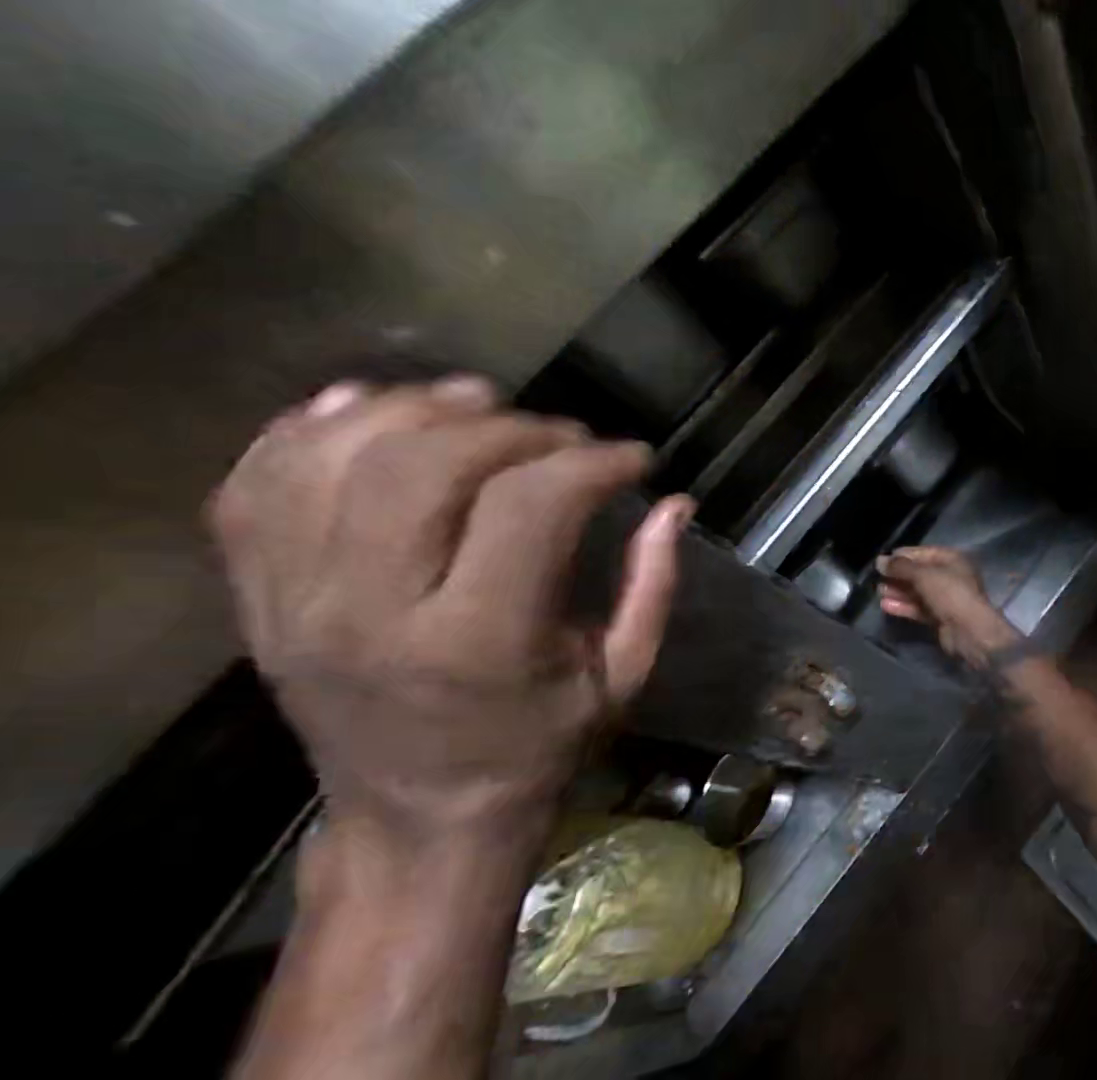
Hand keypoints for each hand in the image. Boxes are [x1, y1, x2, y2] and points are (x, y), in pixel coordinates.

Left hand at [208, 375, 693, 843]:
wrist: (420, 819)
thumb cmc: (539, 748)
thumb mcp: (622, 677)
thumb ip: (653, 586)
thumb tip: (674, 504)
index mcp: (481, 643)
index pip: (530, 505)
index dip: (591, 463)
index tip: (632, 459)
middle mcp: (373, 614)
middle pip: (425, 463)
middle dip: (511, 428)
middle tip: (563, 436)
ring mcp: (295, 603)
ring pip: (333, 456)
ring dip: (415, 410)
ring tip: (478, 405)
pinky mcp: (257, 600)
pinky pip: (257, 485)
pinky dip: (312, 430)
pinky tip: (375, 416)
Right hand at [875, 546, 1022, 669]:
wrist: (969, 631)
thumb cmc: (950, 594)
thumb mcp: (923, 575)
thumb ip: (900, 567)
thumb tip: (879, 561)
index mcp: (952, 560)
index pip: (923, 553)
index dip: (903, 555)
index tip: (882, 560)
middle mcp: (950, 576)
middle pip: (919, 573)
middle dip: (898, 575)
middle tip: (877, 578)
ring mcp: (945, 598)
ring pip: (918, 591)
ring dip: (899, 591)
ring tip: (879, 592)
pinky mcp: (940, 617)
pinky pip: (919, 608)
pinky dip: (904, 606)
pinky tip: (886, 606)